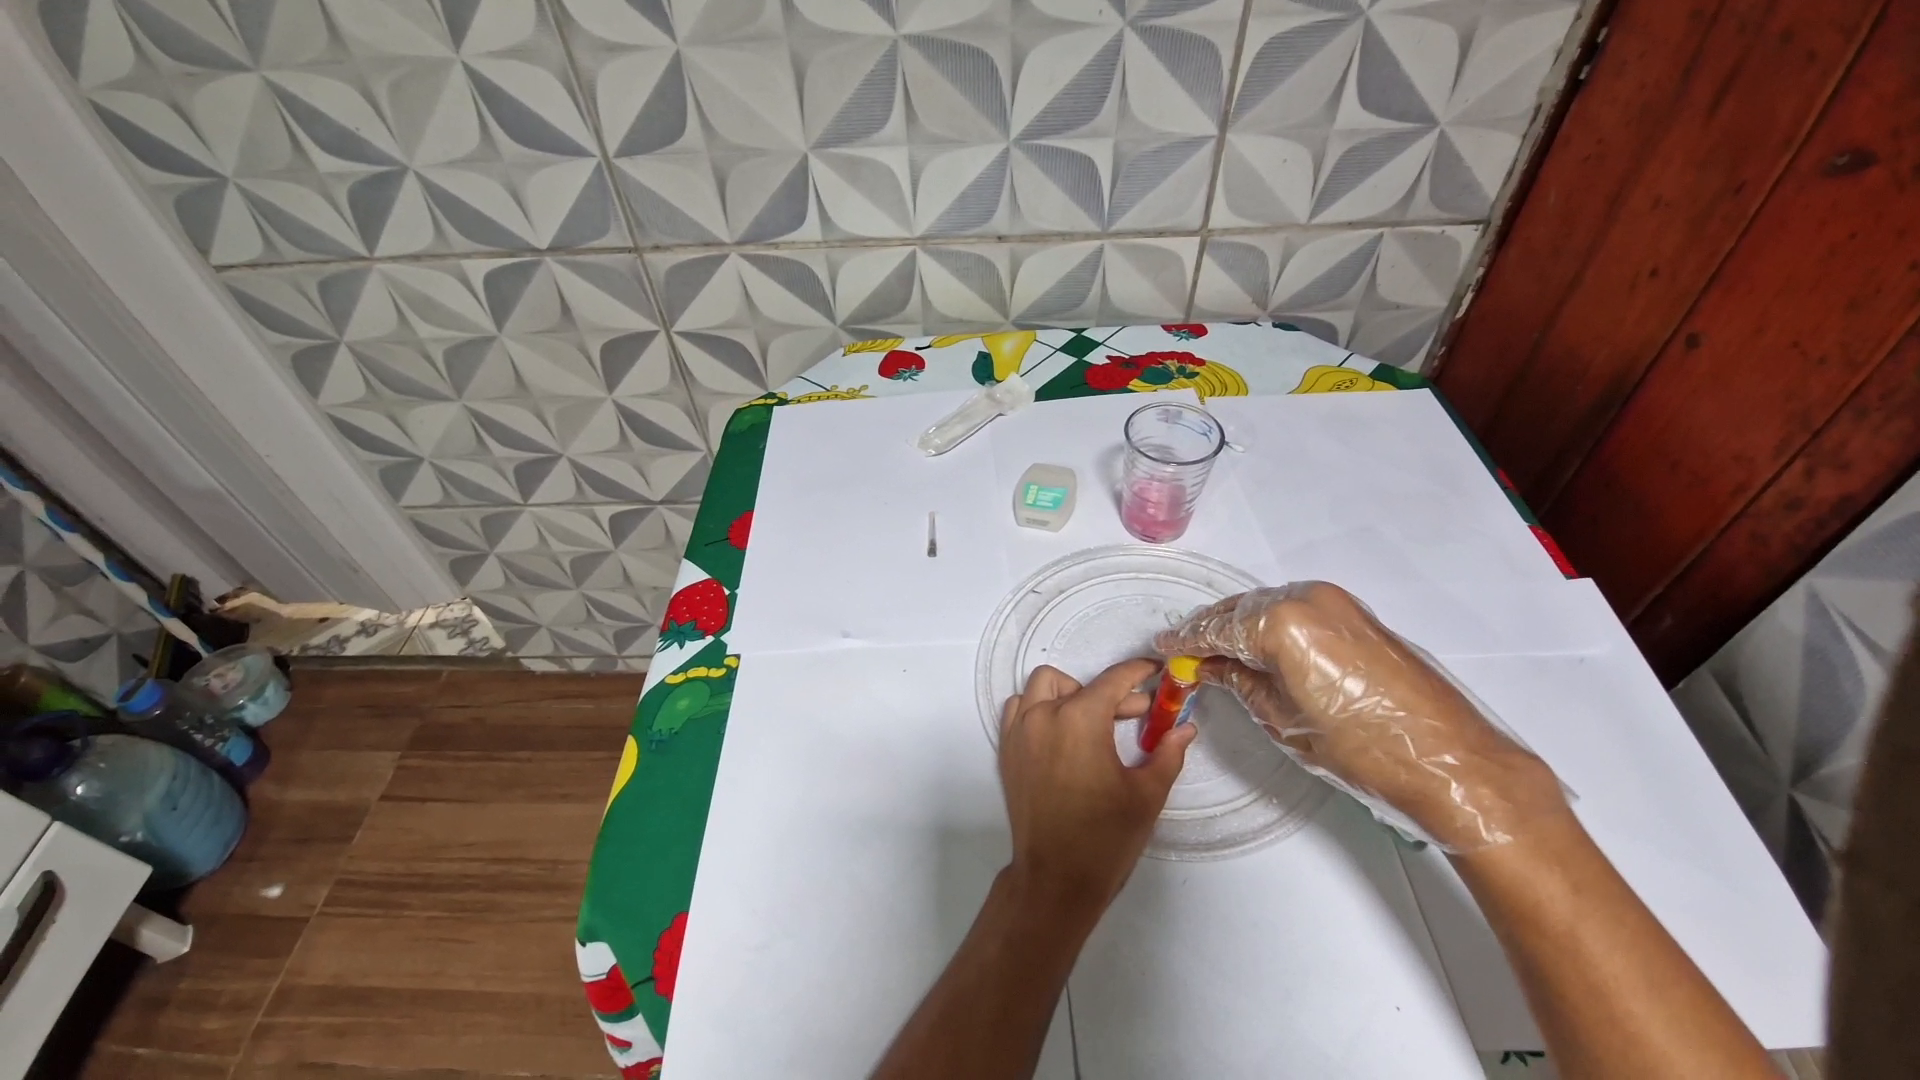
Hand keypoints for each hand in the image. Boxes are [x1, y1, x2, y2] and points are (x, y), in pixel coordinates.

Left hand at [998, 660, 1196, 914]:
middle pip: (1077, 682)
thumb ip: (1167, 753)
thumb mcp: (1146, 793)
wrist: (1056, 879)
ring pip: (1040, 688)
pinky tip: (1064, 735)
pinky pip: (1019, 711)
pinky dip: (1040, 709)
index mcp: (1080, 720)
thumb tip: (1184, 729)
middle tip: (1136, 714)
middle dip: (1109, 692)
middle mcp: (1043, 717)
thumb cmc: (1106, 837)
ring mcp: (1019, 733)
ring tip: (1094, 722)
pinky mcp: (1006, 752)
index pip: (1113, 680)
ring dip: (1069, 694)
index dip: (1138, 672)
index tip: (1155, 671)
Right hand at [1154, 582, 1566, 849]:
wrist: (1449, 760)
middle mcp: (1308, 598)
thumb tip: (1210, 668)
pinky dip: (1272, 626)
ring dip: (1241, 626)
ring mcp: (1337, 602)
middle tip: (1187, 654)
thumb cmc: (1361, 749)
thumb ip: (1239, 683)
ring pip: (1269, 606)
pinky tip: (1260, 649)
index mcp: (1283, 623)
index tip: (1165, 650)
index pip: (1218, 628)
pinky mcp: (1357, 614)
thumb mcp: (1284, 720)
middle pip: (1241, 609)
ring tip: (1219, 654)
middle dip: (1212, 630)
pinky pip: (1298, 610)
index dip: (1187, 642)